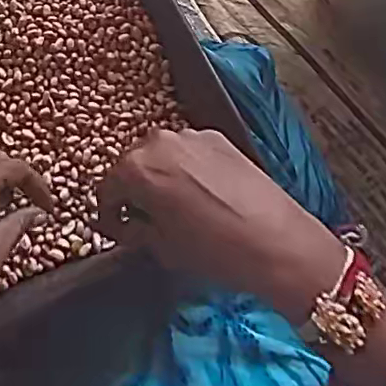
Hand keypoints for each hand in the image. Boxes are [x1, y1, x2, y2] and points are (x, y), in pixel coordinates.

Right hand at [96, 128, 344, 319]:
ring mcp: (190, 135)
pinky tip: (200, 193)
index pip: (108, 187)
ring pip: (162, 153)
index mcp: (136, 167)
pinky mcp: (218, 137)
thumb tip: (128, 225)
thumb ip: (136, 231)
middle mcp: (158, 141)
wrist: (278, 242)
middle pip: (134, 163)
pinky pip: (189, 151)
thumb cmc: (214, 251)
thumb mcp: (163, 248)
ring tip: (174, 204)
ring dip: (161, 174)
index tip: (115, 227)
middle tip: (142, 217)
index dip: (109, 212)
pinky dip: (187, 167)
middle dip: (134, 189)